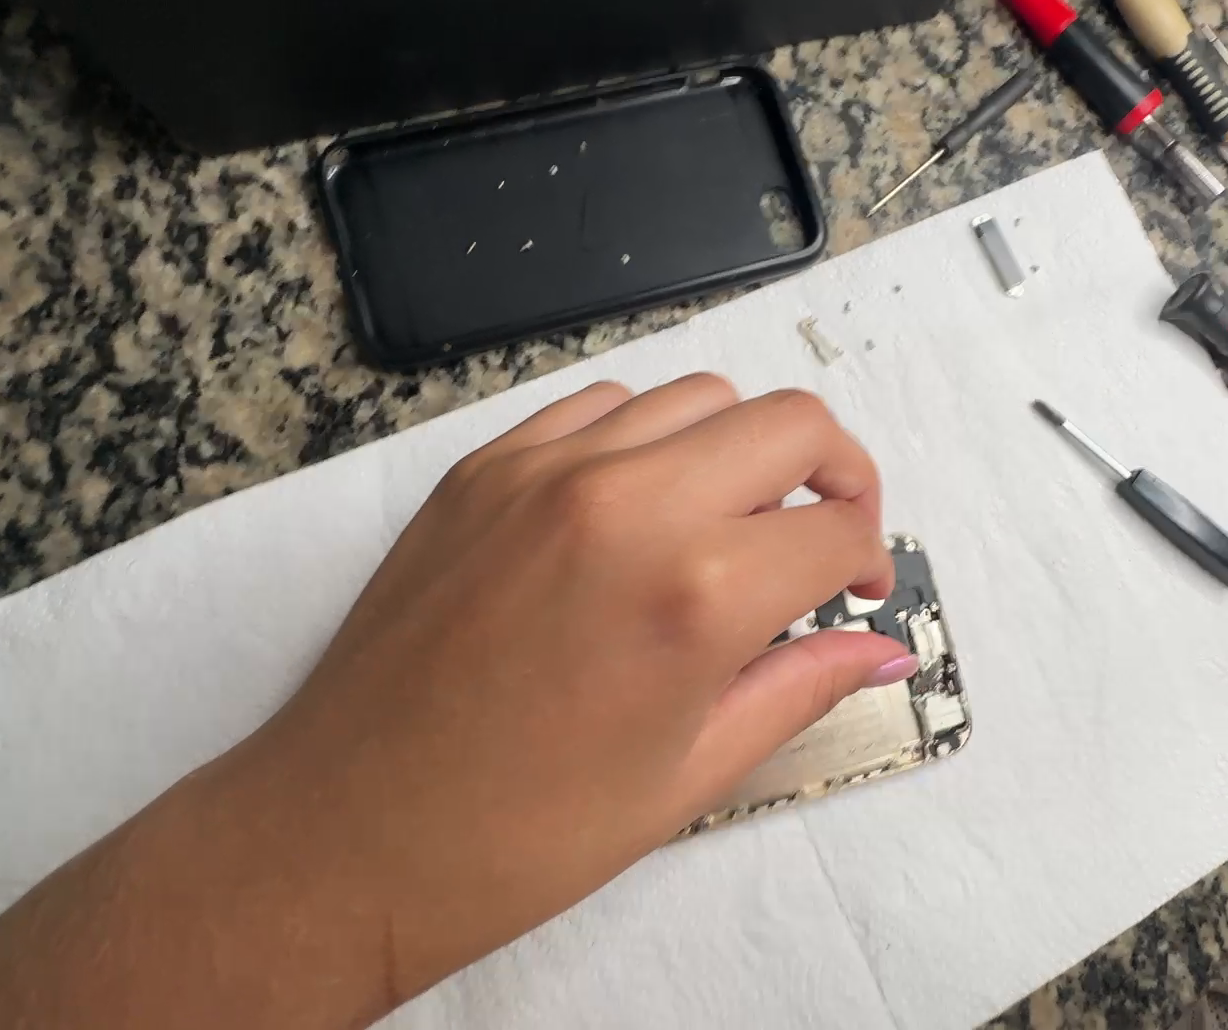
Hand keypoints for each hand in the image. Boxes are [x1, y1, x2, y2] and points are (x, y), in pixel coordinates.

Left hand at [229, 374, 914, 1008]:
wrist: (344, 832)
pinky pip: (604, 405)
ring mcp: (548, 468)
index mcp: (694, 595)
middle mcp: (628, 503)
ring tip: (733, 518)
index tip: (860, 589)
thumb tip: (883, 649)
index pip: (837, 530)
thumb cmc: (525, 832)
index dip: (870, 559)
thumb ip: (804, 686)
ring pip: (702, 395)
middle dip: (842, 471)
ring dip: (746, 448)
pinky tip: (642, 501)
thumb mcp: (692, 772)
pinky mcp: (487, 464)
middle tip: (828, 532)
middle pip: (793, 421)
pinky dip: (651, 436)